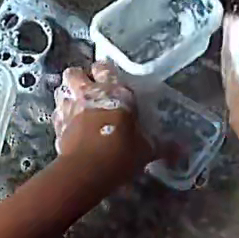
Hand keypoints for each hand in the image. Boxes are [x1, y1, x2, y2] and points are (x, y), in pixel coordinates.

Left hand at [52, 63, 150, 181]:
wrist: (87, 170)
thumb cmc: (120, 152)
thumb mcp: (145, 150)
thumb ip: (161, 146)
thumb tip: (182, 151)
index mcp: (113, 91)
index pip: (104, 68)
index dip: (104, 71)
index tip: (108, 79)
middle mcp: (87, 93)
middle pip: (74, 73)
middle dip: (79, 78)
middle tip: (88, 90)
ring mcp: (69, 108)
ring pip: (61, 90)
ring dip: (67, 95)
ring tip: (75, 106)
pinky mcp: (57, 125)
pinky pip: (56, 114)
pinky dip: (61, 118)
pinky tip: (68, 127)